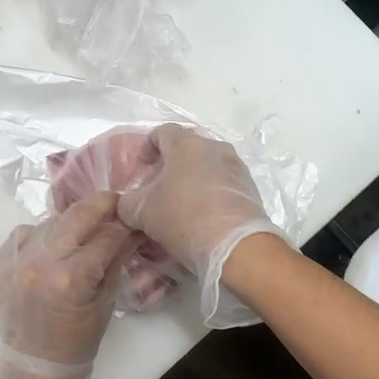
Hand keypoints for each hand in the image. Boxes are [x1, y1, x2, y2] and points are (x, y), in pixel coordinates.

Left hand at [0, 192, 136, 378]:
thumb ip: (115, 259)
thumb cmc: (78, 341)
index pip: (107, 235)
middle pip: (77, 214)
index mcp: (72, 278)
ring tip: (83, 230)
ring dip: (71, 222)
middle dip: (100, 204)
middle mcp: (41, 263)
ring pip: (50, 220)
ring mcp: (16, 262)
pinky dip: (41, 235)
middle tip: (114, 202)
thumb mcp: (106, 301)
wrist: (34, 369)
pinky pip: (24, 233)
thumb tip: (130, 228)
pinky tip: (51, 248)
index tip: (134, 216)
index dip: (125, 223)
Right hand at [117, 124, 283, 326]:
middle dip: (171, 166)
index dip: (148, 146)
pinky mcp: (251, 189)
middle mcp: (215, 148)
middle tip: (158, 189)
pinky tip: (202, 217)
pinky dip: (210, 194)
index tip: (141, 166)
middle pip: (187, 149)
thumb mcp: (141, 212)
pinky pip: (224, 184)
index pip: (163, 132)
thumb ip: (127, 202)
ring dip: (192, 180)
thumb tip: (127, 203)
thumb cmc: (183, 218)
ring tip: (181, 205)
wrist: (237, 247)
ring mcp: (237, 167)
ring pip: (208, 166)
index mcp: (186, 145)